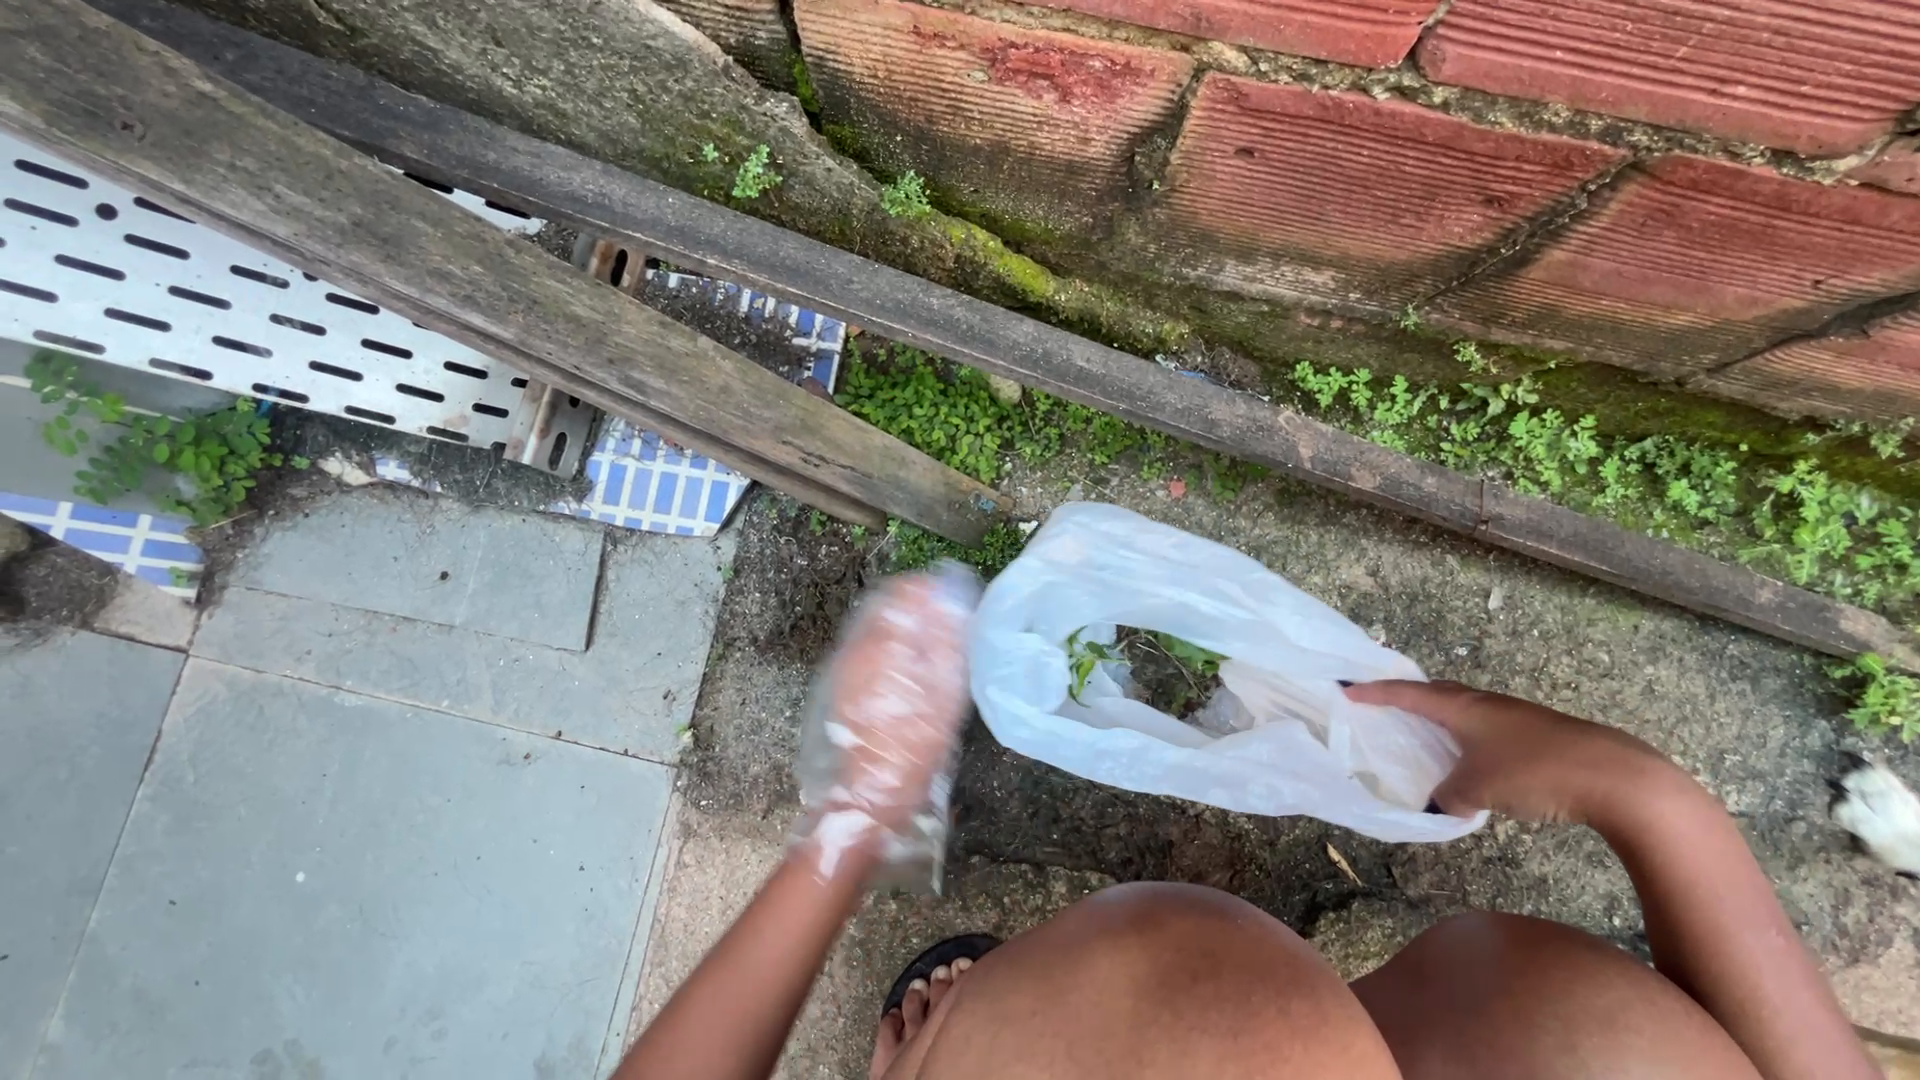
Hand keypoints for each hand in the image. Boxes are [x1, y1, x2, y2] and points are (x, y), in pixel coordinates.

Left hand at [817, 565, 976, 831]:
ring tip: (932, 645)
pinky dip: (890, 647)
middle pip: (887, 603)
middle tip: (948, 622)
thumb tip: (951, 598)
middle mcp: (857, 646)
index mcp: (884, 643)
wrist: (869, 792)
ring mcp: (845, 665)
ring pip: (876, 625)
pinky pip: (867, 648)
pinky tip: (909, 669)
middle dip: (918, 605)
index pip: (904, 590)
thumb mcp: (944, 692)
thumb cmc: (913, 744)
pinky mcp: (842, 684)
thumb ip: (946, 641)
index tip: (954, 599)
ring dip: (904, 626)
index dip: (932, 589)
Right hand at [1344, 680, 1681, 825]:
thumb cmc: (1534, 772)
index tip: (1348, 690)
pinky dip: (1471, 738)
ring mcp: (1517, 717)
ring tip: (1429, 736)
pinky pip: (1490, 728)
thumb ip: (1449, 795)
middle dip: (1411, 697)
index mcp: (1462, 708)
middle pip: (1438, 693)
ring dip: (1444, 719)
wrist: (1618, 777)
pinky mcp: (1542, 734)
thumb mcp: (1478, 789)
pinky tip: (1477, 761)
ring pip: (1467, 711)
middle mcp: (1485, 704)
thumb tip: (1442, 801)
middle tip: (1387, 705)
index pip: (1408, 694)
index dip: (1376, 693)